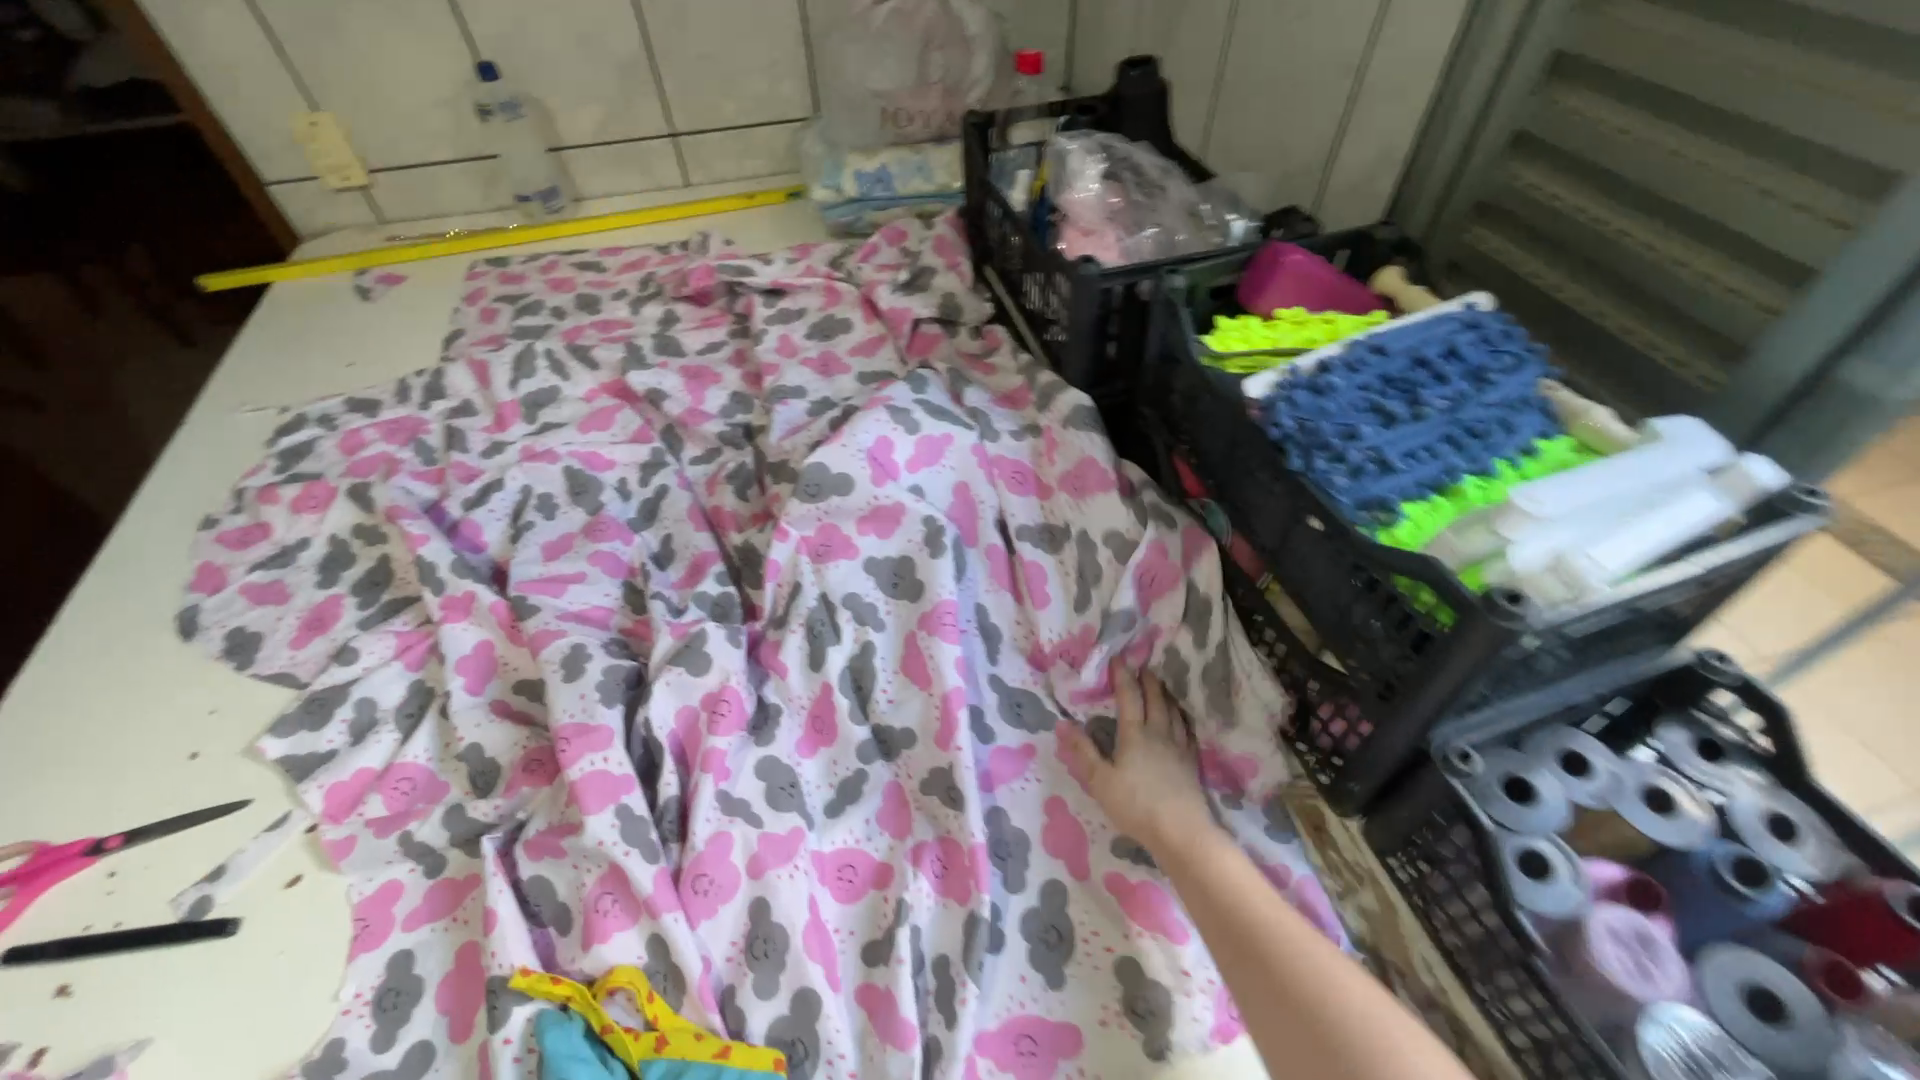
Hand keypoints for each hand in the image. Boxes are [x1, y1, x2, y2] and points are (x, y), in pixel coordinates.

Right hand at [1059, 660, 1218, 857]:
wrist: (1180, 831)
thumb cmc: (1135, 805)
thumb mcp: (1100, 781)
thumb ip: (1082, 751)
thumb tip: (1062, 723)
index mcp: (1134, 735)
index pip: (1128, 697)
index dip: (1123, 676)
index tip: (1119, 657)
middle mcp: (1159, 734)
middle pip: (1156, 699)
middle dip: (1148, 681)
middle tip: (1144, 666)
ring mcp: (1179, 748)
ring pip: (1174, 712)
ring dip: (1166, 696)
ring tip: (1162, 687)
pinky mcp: (1191, 763)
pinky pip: (1187, 731)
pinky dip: (1182, 718)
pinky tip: (1181, 721)